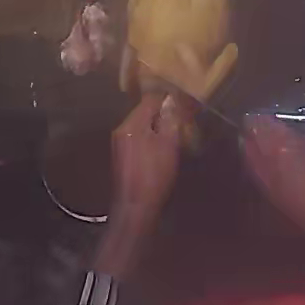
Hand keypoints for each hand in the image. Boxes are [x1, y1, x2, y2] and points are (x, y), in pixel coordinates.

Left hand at [97, 93, 187, 276]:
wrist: (135, 206)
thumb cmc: (154, 174)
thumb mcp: (168, 144)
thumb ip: (170, 120)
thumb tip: (173, 100)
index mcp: (131, 124)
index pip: (150, 99)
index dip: (168, 98)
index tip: (185, 101)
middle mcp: (122, 129)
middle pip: (144, 111)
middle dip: (164, 112)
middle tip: (184, 117)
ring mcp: (120, 142)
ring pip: (142, 125)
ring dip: (158, 125)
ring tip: (177, 132)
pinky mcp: (122, 155)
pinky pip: (138, 137)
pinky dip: (151, 137)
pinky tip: (163, 146)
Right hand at [241, 115, 304, 242]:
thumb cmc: (291, 200)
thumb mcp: (264, 181)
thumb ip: (252, 155)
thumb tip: (245, 138)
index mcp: (275, 143)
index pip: (257, 121)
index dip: (250, 126)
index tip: (247, 136)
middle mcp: (292, 135)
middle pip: (273, 123)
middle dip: (266, 133)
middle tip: (262, 151)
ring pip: (287, 131)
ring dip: (281, 140)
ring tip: (280, 159)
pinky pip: (301, 140)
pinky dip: (296, 146)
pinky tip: (298, 164)